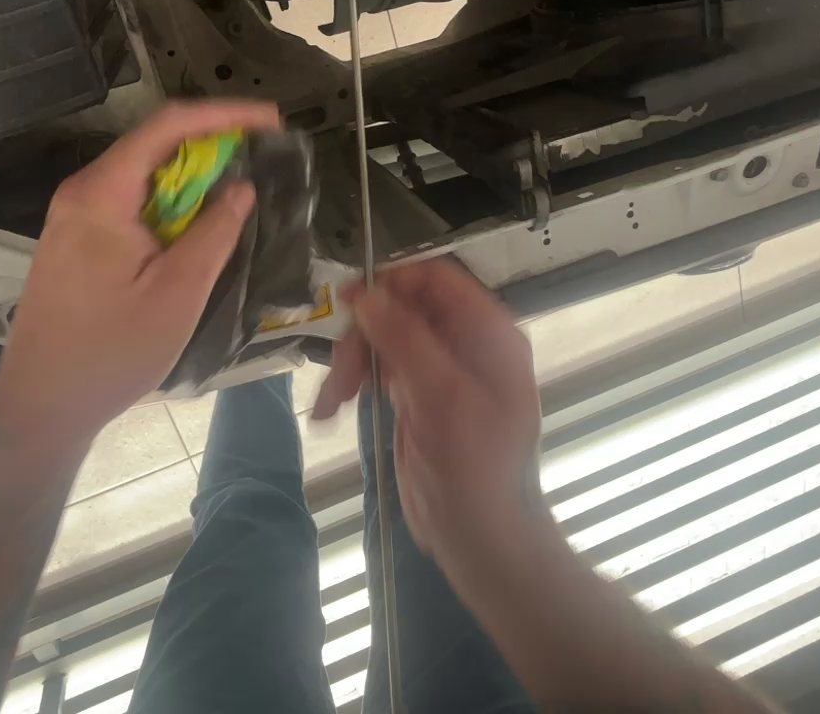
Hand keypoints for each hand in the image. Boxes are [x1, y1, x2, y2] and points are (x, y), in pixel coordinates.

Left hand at [0, 100, 280, 440]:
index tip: (270, 120)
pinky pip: (133, 203)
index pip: (167, 127)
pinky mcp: (78, 240)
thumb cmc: (110, 352)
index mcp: (101, 194)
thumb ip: (214, 232)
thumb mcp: (178, 293)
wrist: (42, 406)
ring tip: (241, 190)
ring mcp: (75, 216)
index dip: (224, 116)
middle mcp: (83, 193)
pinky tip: (200, 224)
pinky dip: (172, 205)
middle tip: (263, 157)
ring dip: (194, 179)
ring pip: (145, 176)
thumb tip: (241, 188)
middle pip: (155, 146)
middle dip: (213, 146)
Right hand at [313, 258, 548, 564]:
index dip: (393, 283)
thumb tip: (366, 294)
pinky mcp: (417, 396)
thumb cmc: (474, 467)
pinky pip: (380, 369)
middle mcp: (465, 343)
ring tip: (332, 402)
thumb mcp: (442, 398)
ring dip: (352, 362)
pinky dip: (354, 383)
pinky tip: (333, 408)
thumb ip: (405, 339)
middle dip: (365, 334)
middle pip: (402, 309)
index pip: (436, 280)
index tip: (350, 301)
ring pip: (384, 338)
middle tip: (340, 374)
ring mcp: (440, 369)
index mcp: (487, 332)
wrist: (480, 539)